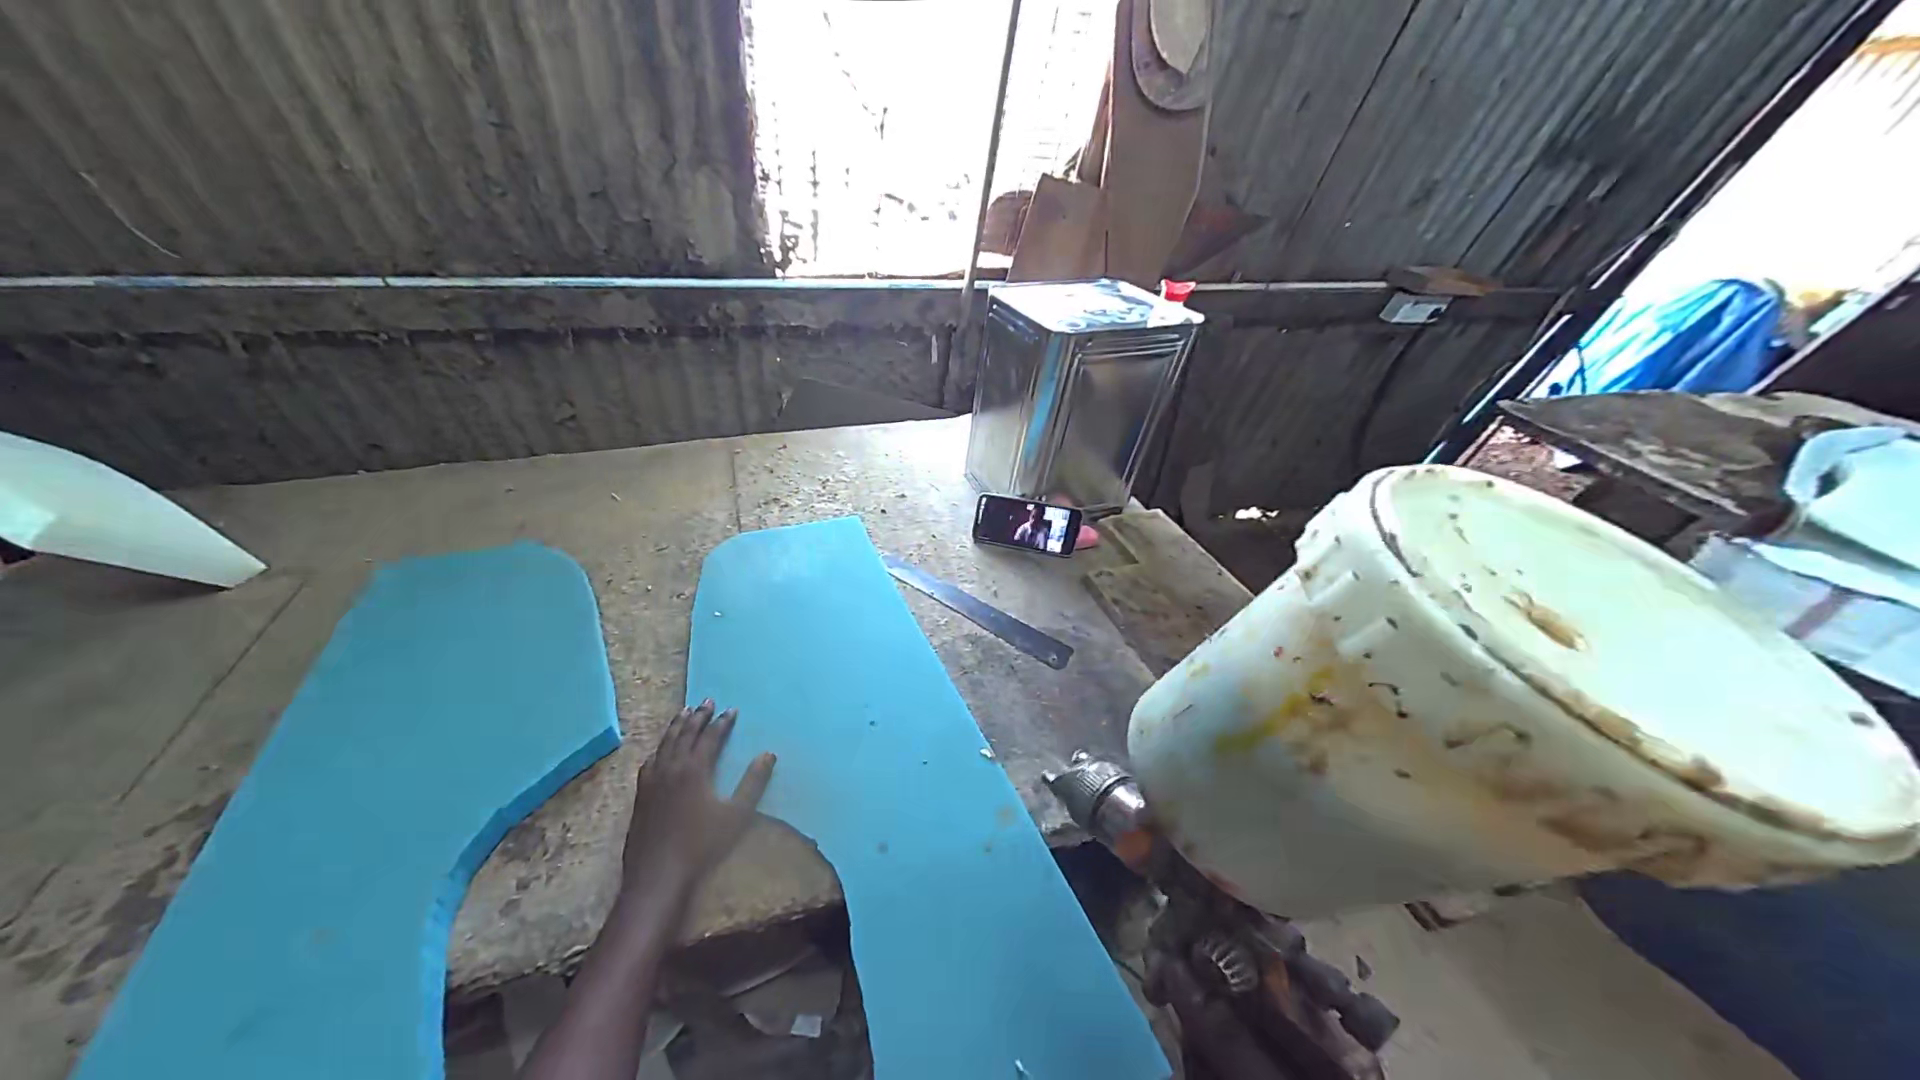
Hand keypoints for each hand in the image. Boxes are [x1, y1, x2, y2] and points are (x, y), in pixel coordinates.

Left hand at [621, 700, 774, 899]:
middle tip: (707, 701)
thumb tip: (768, 754)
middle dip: (698, 716)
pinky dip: (659, 748)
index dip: (722, 722)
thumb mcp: (737, 814)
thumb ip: (753, 782)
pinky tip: (659, 750)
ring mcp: (653, 781)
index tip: (732, 710)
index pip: (711, 737)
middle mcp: (672, 768)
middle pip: (685, 734)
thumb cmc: (702, 845)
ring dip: (676, 726)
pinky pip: (650, 762)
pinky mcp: (641, 795)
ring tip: (684, 712)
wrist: (658, 875)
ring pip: (665, 744)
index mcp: (695, 769)